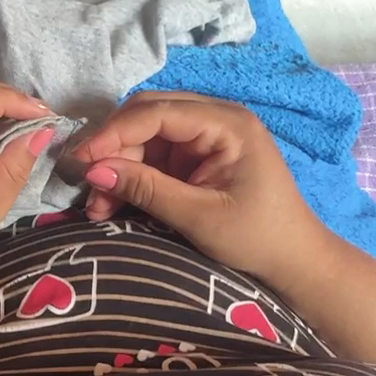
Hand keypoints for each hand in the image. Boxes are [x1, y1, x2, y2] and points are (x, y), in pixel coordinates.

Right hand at [71, 91, 331, 285]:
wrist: (293, 262)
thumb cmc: (258, 238)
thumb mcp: (199, 216)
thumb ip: (146, 189)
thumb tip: (93, 170)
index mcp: (226, 124)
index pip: (157, 113)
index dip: (114, 133)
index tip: (81, 160)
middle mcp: (213, 120)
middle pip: (146, 117)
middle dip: (112, 149)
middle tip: (84, 183)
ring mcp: (202, 139)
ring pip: (142, 139)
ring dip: (116, 168)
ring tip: (97, 208)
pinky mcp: (193, 159)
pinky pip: (150, 159)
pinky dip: (129, 179)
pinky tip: (111, 206)